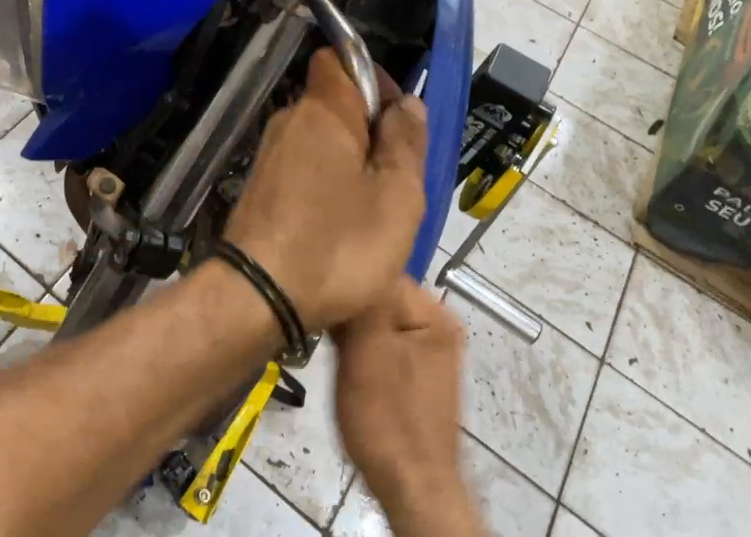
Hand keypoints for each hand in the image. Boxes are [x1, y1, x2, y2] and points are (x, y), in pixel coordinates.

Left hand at [223, 48, 427, 328]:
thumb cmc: (339, 244)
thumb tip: (407, 103)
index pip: (340, 59)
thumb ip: (405, 143)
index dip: (373, 77)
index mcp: (323, 111)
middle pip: (335, 105)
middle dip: (370, 130)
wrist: (258, 296)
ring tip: (376, 209)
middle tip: (399, 175)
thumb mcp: (396, 197)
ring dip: (351, 163)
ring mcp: (269, 156)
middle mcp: (289, 122)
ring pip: (321, 141)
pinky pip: (304, 169)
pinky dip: (328, 185)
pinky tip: (343, 226)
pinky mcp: (260, 188)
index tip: (399, 116)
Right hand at [334, 278, 474, 532]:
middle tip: (316, 321)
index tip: (313, 294)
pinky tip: (343, 361)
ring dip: (348, 330)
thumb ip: (358, 302)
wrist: (410, 487)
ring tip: (325, 341)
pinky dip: (358, 348)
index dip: (343, 283)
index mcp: (434, 312)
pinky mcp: (414, 373)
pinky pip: (379, 342)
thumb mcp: (365, 349)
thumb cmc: (387, 417)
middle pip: (376, 296)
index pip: (378, 273)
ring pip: (373, 320)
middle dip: (346, 308)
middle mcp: (437, 324)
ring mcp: (427, 350)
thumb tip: (338, 262)